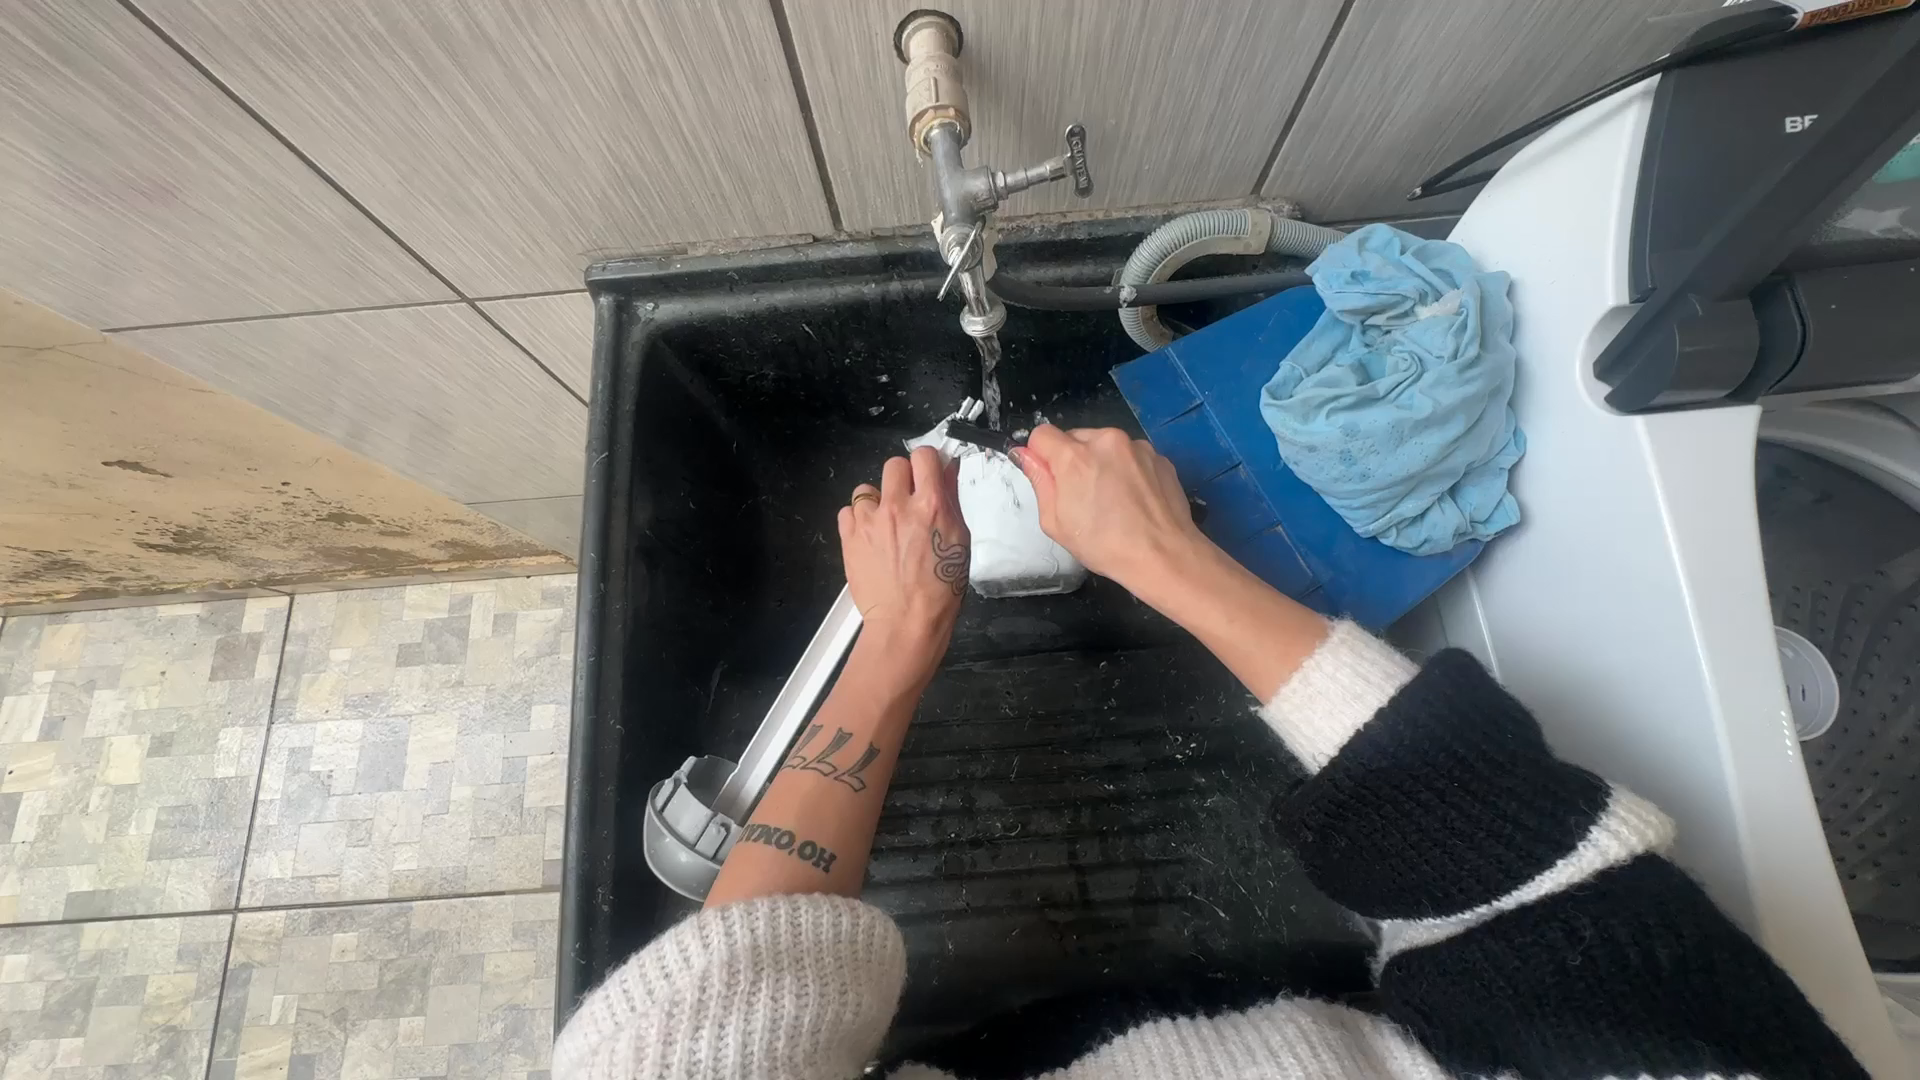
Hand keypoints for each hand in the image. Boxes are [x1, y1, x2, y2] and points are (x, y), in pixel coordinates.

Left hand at [838, 446, 968, 657]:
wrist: (906, 623)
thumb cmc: (942, 587)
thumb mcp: (960, 541)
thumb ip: (951, 501)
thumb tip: (947, 470)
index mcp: (931, 505)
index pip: (924, 456)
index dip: (927, 463)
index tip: (929, 475)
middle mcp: (897, 506)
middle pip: (894, 464)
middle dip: (903, 479)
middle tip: (909, 502)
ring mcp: (869, 521)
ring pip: (867, 488)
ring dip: (877, 502)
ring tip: (886, 525)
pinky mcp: (849, 537)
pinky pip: (849, 511)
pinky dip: (859, 520)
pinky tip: (871, 538)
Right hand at [1014, 425, 1206, 590]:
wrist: (1163, 555)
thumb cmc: (1105, 546)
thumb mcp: (1055, 522)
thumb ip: (1039, 481)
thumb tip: (1025, 456)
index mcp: (1074, 456)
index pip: (1042, 434)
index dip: (1040, 456)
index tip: (1050, 478)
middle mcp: (1106, 441)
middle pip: (1074, 437)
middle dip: (1072, 460)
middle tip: (1081, 496)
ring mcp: (1136, 446)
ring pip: (1104, 445)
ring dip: (1100, 462)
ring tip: (1110, 499)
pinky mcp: (1158, 456)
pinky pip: (1130, 455)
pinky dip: (1126, 469)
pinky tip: (1132, 498)